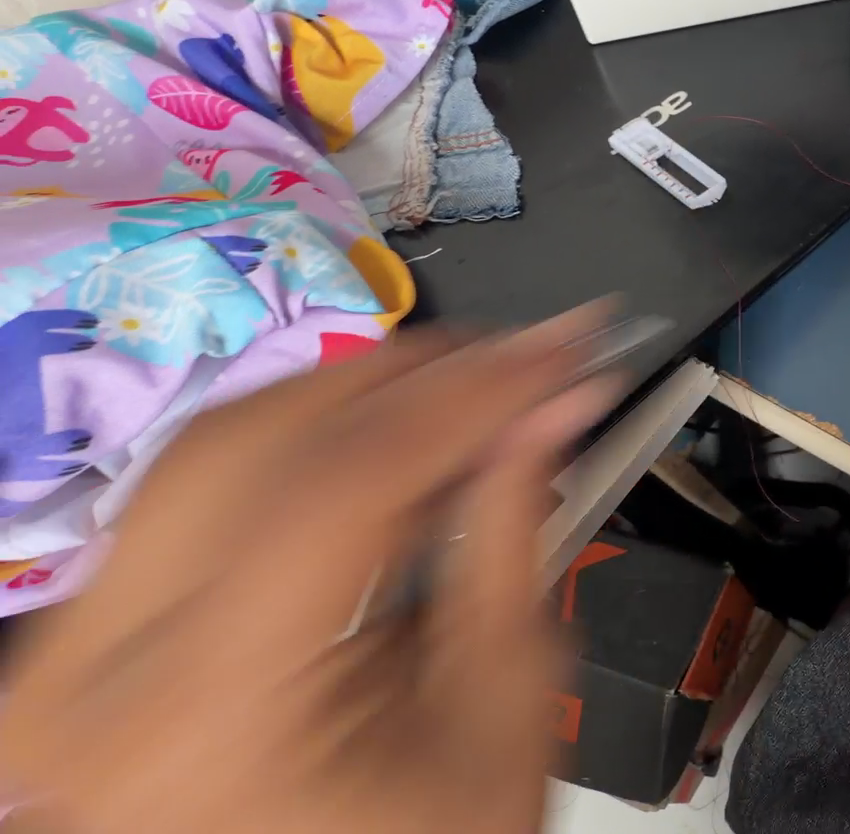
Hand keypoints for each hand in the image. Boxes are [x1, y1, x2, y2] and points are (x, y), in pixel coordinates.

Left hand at [0, 308, 626, 833]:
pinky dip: (314, 436)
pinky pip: (201, 490)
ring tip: (478, 378)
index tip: (570, 347)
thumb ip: (513, 526)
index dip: (477, 393)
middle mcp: (91, 679)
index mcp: (210, 715)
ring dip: (364, 390)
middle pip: (255, 439)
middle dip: (416, 372)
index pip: (348, 481)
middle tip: (529, 352)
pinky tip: (401, 424)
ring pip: (215, 445)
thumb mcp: (505, 689)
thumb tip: (559, 402)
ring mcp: (67, 658)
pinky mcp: (87, 641)